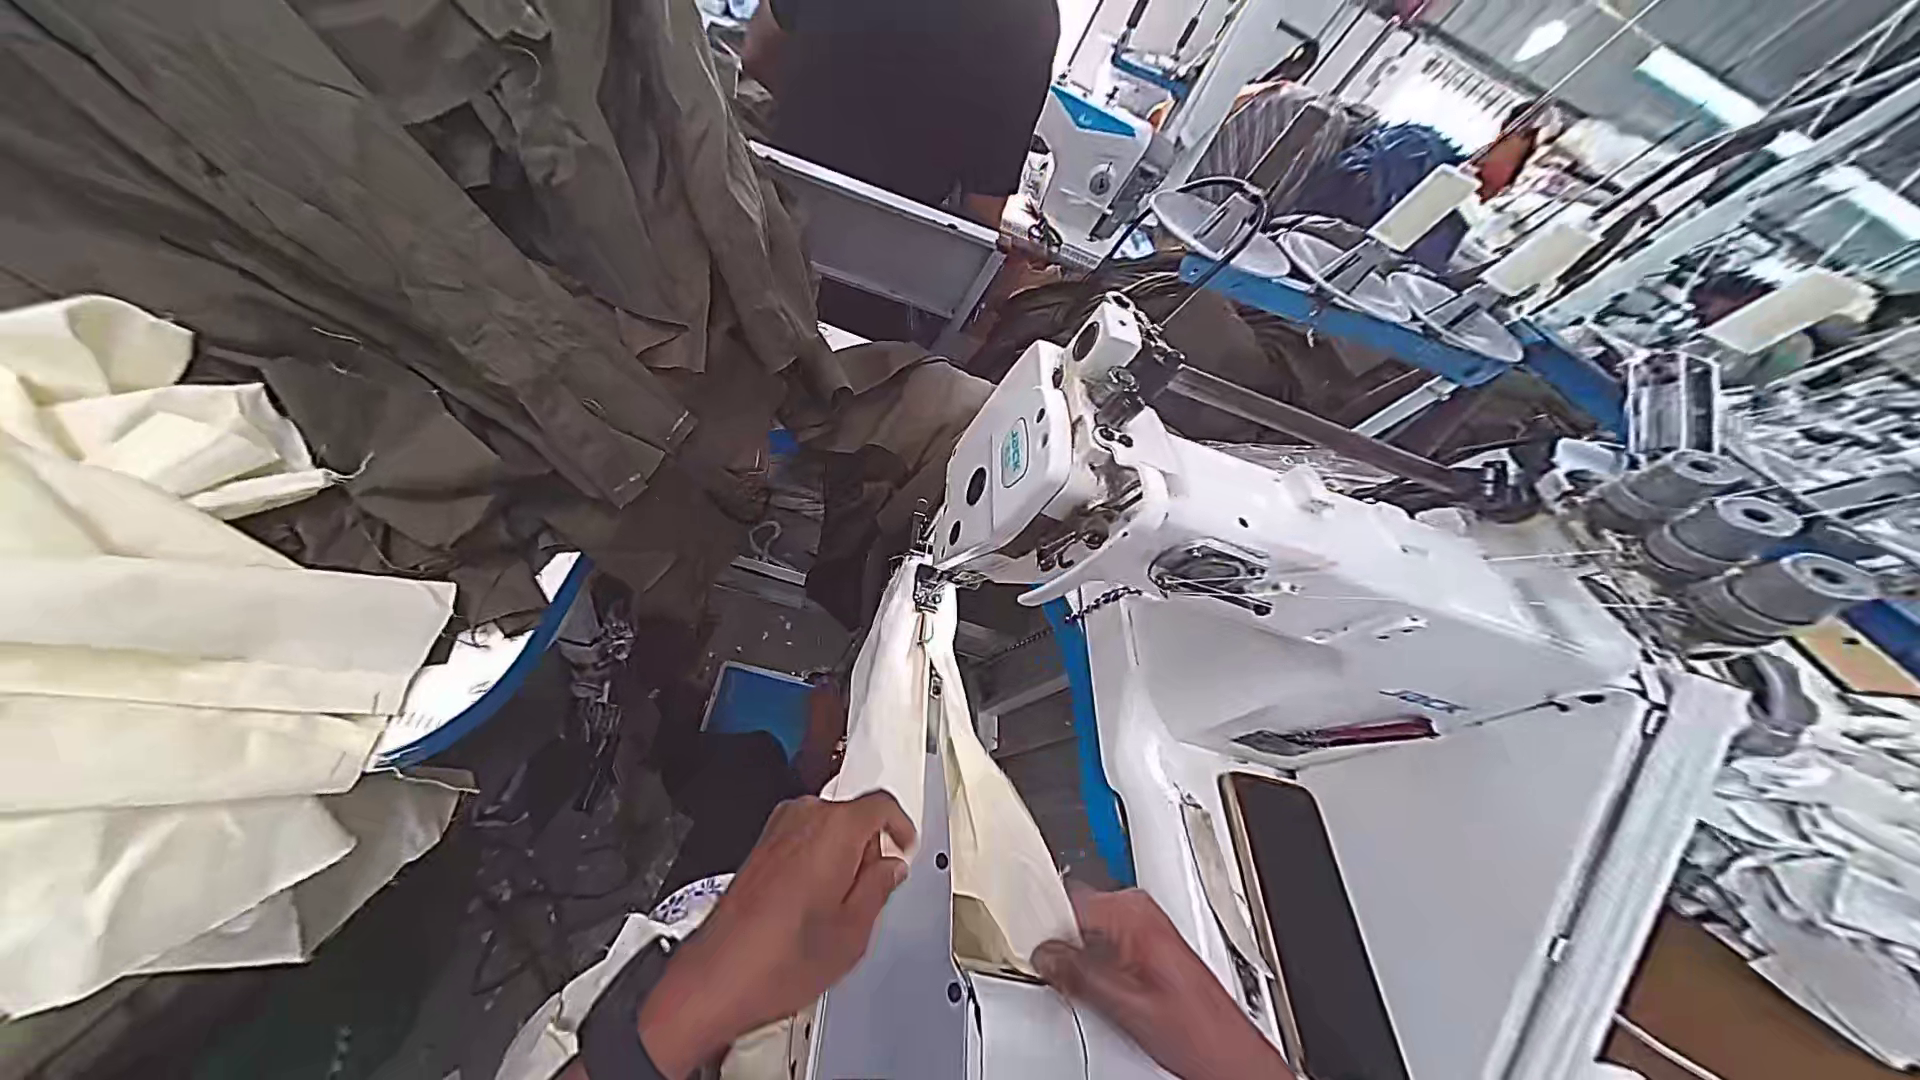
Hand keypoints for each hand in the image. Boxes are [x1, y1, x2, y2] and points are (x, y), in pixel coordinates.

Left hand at [636, 792, 914, 1077]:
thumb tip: (889, 868)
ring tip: (838, 900)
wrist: (717, 976)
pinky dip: (816, 855)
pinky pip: (804, 834)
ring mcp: (780, 826)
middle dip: (869, 845)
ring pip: (829, 825)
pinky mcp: (762, 841)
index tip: (905, 842)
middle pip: (855, 814)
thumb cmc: (775, 958)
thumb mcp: (854, 931)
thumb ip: (880, 887)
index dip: (901, 825)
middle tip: (873, 882)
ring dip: (841, 851)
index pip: (883, 805)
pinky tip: (812, 898)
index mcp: (837, 828)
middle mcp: (807, 816)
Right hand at [1032, 888, 1294, 1079]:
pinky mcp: (1141, 938)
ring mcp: (1141, 921)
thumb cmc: (1197, 1032)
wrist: (1232, 1056)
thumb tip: (1044, 953)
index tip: (1020, 934)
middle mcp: (1136, 907)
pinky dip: (1086, 954)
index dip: (1039, 919)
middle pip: (1074, 909)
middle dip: (1057, 936)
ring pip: (1085, 923)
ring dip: (1071, 948)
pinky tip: (1085, 981)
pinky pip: (1098, 934)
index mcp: (1132, 911)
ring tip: (1068, 980)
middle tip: (1043, 965)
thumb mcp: (1126, 1006)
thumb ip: (1079, 974)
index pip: (1067, 898)